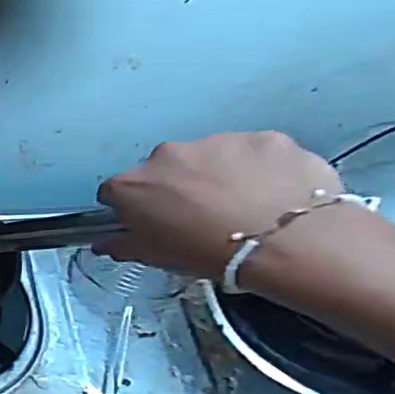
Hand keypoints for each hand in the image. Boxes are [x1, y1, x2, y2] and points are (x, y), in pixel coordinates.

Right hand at [95, 131, 343, 276]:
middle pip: (164, 167)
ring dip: (218, 173)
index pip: (115, 190)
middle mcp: (167, 155)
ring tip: (242, 203)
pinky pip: (254, 151)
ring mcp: (217, 142)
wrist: (288, 241)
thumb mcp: (155, 255)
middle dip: (176, 184)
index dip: (130, 206)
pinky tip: (271, 192)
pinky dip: (259, 167)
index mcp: (131, 184)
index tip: (147, 219)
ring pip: (210, 156)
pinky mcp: (264, 138)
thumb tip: (106, 242)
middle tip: (198, 212)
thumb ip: (122, 243)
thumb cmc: (210, 251)